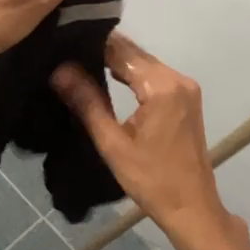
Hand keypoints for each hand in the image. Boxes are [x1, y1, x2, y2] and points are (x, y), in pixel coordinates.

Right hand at [52, 33, 229, 229]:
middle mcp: (178, 78)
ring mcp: (186, 87)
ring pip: (144, 62)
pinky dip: (131, 72)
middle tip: (65, 52)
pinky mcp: (187, 97)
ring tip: (79, 62)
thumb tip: (59, 71)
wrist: (190, 206)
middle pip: (134, 53)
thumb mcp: (112, 143)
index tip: (61, 44)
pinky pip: (154, 74)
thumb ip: (87, 103)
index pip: (120, 51)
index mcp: (161, 87)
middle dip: (101, 50)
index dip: (89, 44)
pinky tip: (108, 77)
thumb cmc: (150, 179)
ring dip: (116, 60)